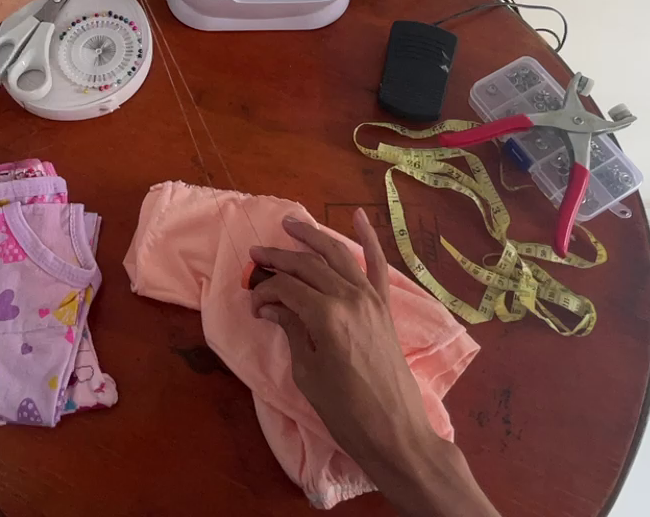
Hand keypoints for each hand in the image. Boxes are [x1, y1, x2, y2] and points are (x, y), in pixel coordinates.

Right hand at [250, 211, 436, 470]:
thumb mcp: (307, 373)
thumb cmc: (345, 412)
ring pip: (337, 255)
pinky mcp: (384, 305)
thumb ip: (292, 330)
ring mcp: (371, 298)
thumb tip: (273, 306)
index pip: (286, 288)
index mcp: (327, 315)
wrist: (396, 434)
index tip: (253, 303)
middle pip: (308, 265)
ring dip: (312, 237)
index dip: (265, 291)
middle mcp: (350, 297)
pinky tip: (357, 216)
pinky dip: (369, 238)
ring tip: (290, 224)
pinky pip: (378, 264)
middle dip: (278, 258)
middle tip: (256, 255)